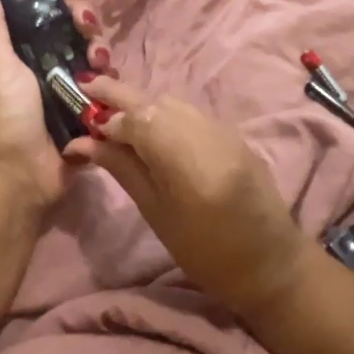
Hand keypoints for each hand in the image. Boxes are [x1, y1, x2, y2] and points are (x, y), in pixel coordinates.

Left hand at [0, 0, 111, 214]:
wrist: (18, 179)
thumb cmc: (3, 117)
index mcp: (20, 47)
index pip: (40, 6)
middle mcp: (45, 61)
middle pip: (73, 24)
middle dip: (84, 16)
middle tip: (84, 24)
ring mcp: (68, 85)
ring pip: (93, 49)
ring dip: (98, 45)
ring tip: (95, 60)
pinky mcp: (88, 109)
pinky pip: (107, 82)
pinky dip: (109, 75)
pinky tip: (106, 80)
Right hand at [65, 79, 311, 317]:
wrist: (271, 264)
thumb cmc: (207, 253)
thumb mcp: (157, 215)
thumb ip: (123, 169)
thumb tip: (83, 142)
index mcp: (186, 160)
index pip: (137, 120)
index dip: (107, 118)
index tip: (82, 123)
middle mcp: (206, 133)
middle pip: (154, 101)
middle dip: (119, 96)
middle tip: (85, 89)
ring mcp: (222, 128)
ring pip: (172, 102)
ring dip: (141, 104)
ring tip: (115, 117)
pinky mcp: (231, 131)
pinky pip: (189, 111)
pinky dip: (164, 113)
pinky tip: (151, 128)